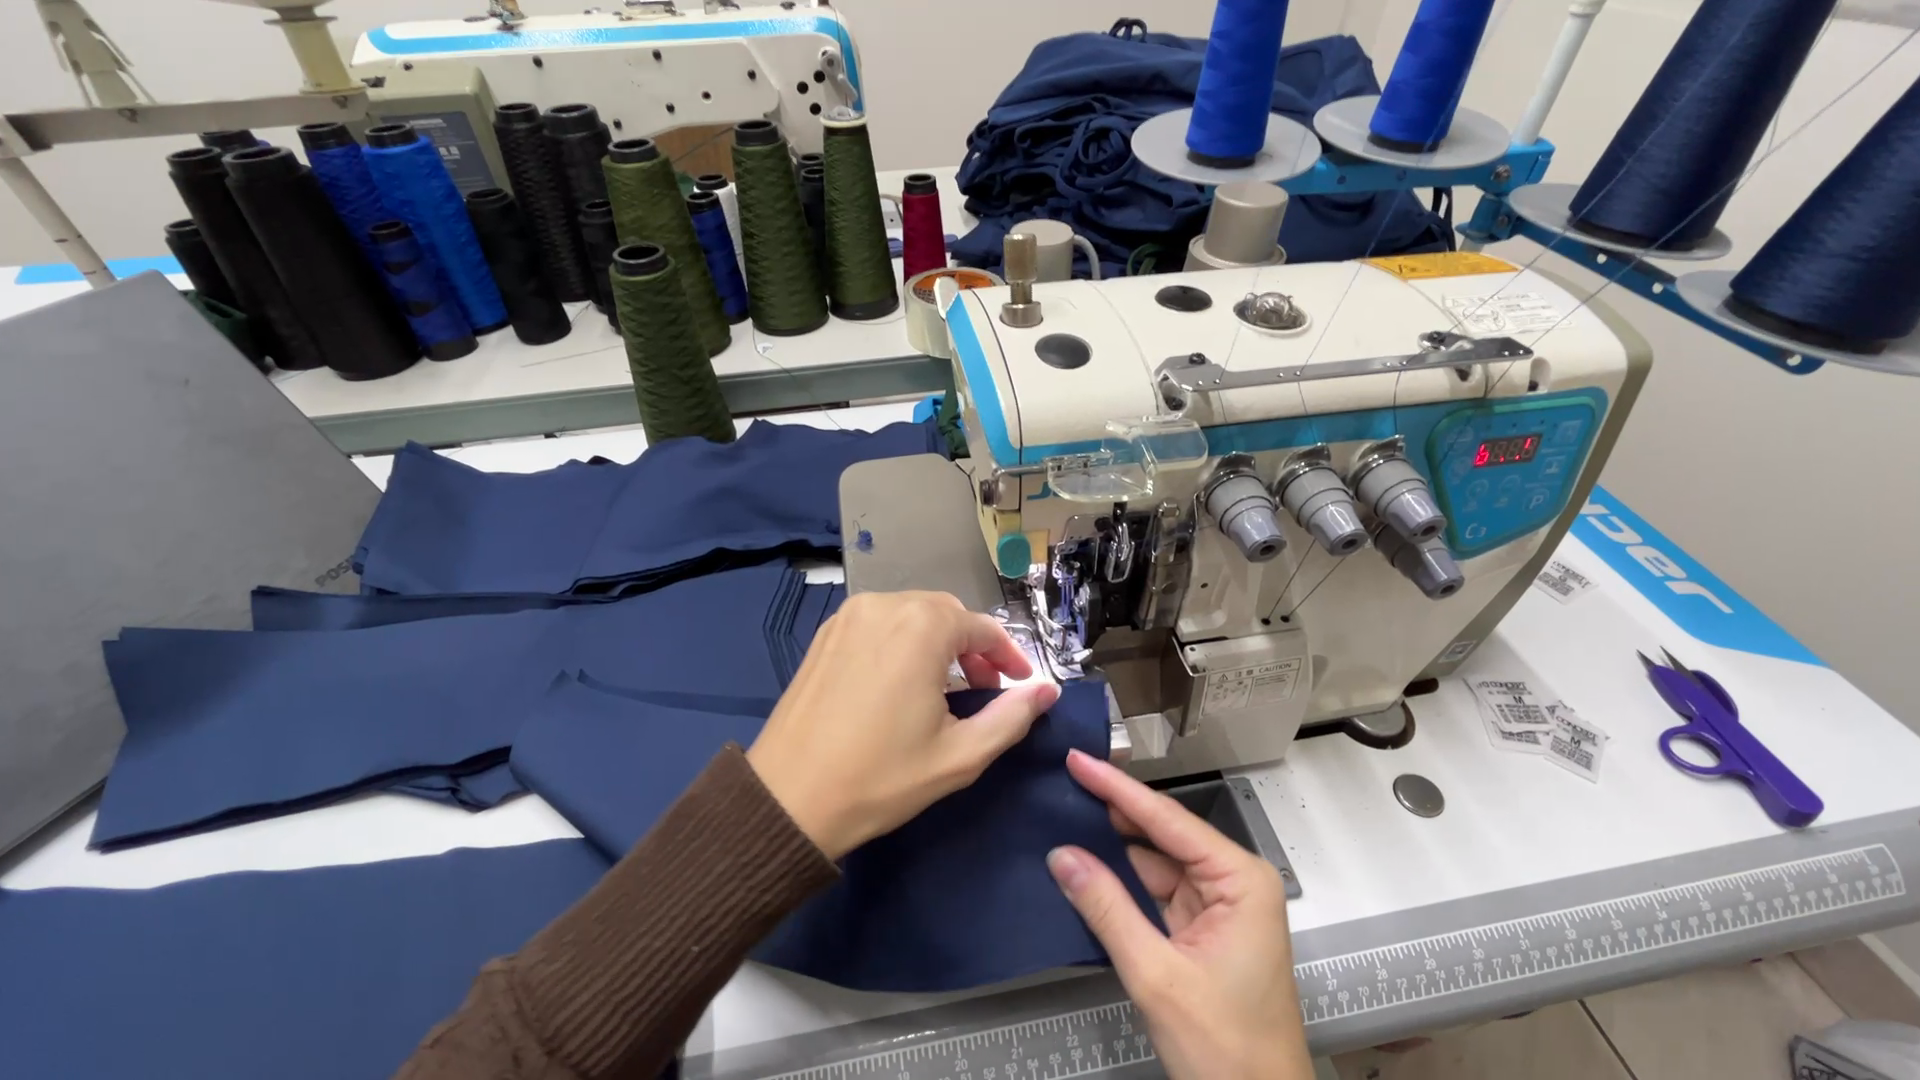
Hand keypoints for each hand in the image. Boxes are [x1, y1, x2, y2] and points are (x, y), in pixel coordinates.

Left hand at [747, 591, 1059, 858]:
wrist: (789, 798)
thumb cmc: (881, 777)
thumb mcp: (960, 755)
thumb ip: (1012, 717)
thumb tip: (1048, 690)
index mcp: (922, 625)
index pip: (983, 628)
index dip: (1009, 657)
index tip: (1021, 686)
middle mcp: (884, 605)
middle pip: (947, 615)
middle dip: (973, 648)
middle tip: (984, 690)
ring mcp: (848, 617)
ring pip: (911, 616)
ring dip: (938, 644)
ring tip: (944, 689)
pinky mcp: (824, 634)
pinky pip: (879, 625)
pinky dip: (902, 643)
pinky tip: (902, 683)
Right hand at [1047, 750, 1310, 1079]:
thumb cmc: (1223, 1046)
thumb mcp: (1156, 974)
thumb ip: (1107, 908)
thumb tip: (1061, 855)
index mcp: (1239, 880)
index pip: (1168, 820)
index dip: (1118, 788)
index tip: (1078, 760)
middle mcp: (1233, 882)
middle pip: (1163, 835)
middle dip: (1114, 812)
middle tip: (1063, 784)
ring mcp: (1218, 907)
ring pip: (1155, 863)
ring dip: (1113, 849)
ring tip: (1063, 819)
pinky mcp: (1202, 930)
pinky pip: (1156, 892)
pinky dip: (1122, 883)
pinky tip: (1086, 867)